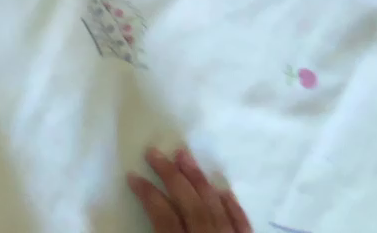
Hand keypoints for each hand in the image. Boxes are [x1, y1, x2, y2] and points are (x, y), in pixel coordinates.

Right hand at [128, 147, 250, 232]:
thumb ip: (155, 230)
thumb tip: (135, 209)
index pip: (164, 216)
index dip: (147, 194)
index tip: (133, 176)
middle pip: (190, 205)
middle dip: (171, 176)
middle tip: (154, 151)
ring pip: (216, 208)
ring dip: (199, 180)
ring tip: (184, 154)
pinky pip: (243, 224)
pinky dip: (233, 206)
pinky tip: (222, 188)